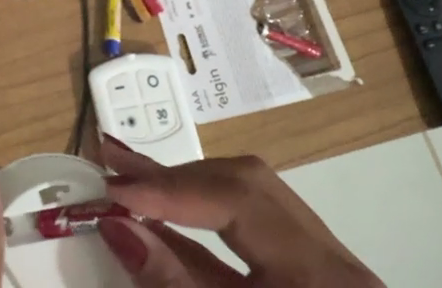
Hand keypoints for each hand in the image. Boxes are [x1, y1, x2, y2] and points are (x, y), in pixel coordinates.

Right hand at [96, 138, 383, 286]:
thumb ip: (173, 282)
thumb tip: (117, 226)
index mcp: (316, 274)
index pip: (235, 202)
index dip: (170, 192)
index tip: (111, 192)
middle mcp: (330, 255)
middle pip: (241, 185)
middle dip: (172, 178)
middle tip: (111, 167)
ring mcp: (327, 258)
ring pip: (247, 193)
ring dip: (185, 185)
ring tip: (128, 172)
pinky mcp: (314, 267)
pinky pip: (254, 218)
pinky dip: (205, 209)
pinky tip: (165, 207)